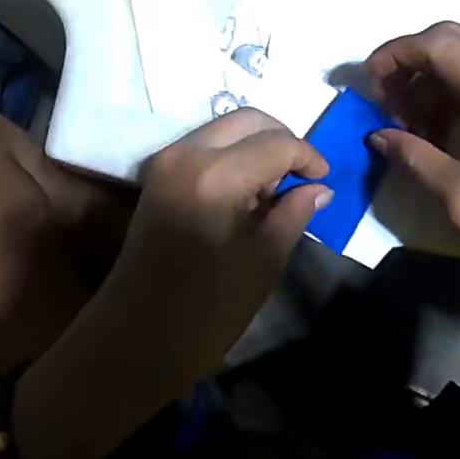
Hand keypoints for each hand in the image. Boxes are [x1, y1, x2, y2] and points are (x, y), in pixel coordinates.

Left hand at [105, 109, 331, 381]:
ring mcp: (168, 159)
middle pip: (249, 119)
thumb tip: (319, 188)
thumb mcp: (264, 260)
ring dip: (258, 143)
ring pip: (227, 126)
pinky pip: (208, 143)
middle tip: (302, 175)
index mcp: (217, 176)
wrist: (134, 339)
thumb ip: (294, 212)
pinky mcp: (159, 172)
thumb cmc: (207, 309)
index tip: (325, 178)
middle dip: (283, 139)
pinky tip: (248, 187)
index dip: (308, 157)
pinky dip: (234, 152)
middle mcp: (188, 154)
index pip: (277, 144)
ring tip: (275, 185)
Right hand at [366, 23, 459, 321]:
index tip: (365, 84)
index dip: (397, 56)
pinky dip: (459, 95)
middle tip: (383, 104)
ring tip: (406, 122)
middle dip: (414, 65)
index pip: (446, 45)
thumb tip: (375, 135)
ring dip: (435, 81)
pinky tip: (439, 128)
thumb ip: (416, 157)